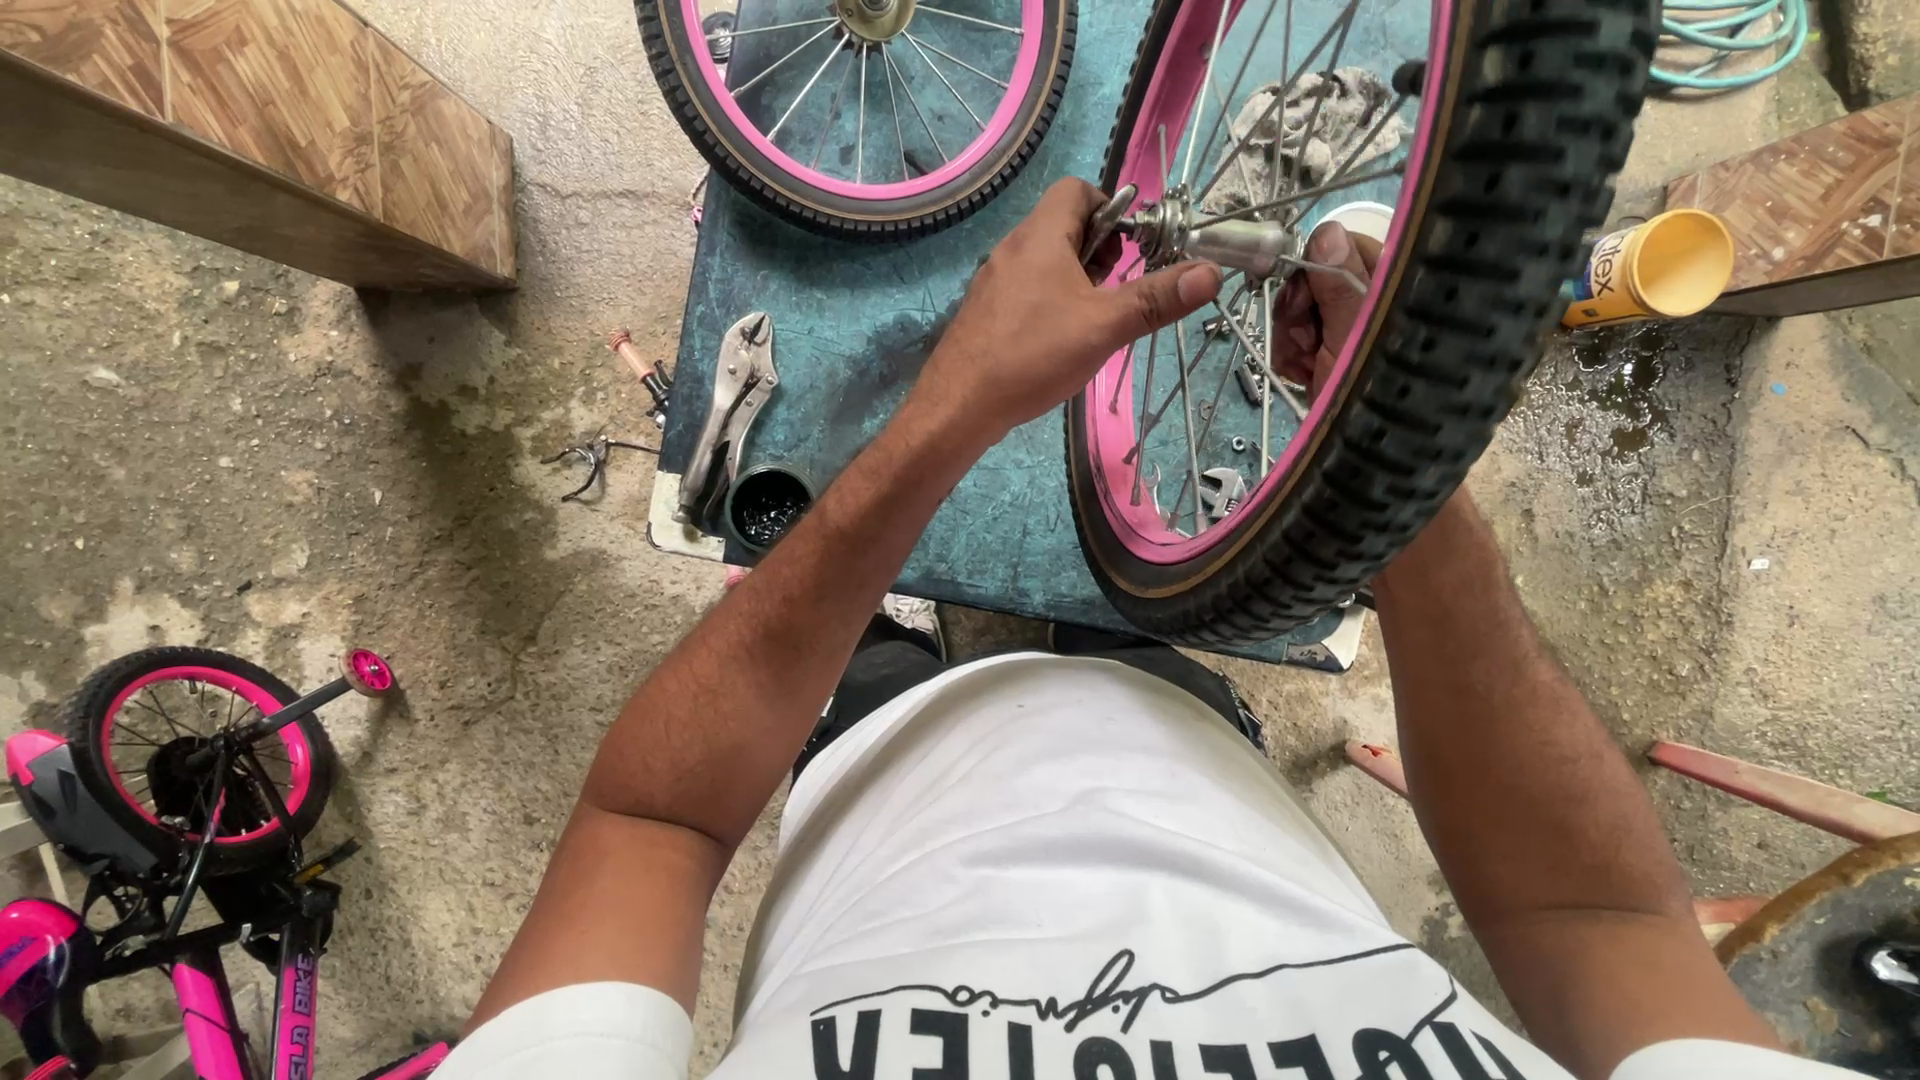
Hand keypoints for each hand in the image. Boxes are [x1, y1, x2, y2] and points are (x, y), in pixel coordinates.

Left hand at [908, 178, 1222, 449]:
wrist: (959, 405)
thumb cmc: (1033, 355)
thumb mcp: (1104, 326)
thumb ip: (1156, 299)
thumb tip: (1211, 272)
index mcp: (1040, 236)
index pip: (1076, 189)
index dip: (1111, 206)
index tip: (1131, 247)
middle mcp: (1011, 249)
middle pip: (1062, 225)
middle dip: (1099, 249)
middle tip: (1114, 288)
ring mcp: (993, 282)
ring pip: (1043, 262)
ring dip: (1075, 280)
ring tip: (1091, 319)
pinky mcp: (984, 314)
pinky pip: (1024, 291)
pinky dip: (1049, 302)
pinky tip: (1057, 342)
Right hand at [1271, 222, 1380, 399]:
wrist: (1360, 446)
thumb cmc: (1368, 392)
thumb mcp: (1353, 335)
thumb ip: (1340, 284)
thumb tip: (1326, 233)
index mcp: (1391, 281)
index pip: (1343, 244)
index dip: (1315, 268)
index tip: (1305, 301)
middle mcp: (1369, 296)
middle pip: (1313, 277)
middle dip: (1299, 310)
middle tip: (1308, 341)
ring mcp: (1345, 324)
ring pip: (1298, 309)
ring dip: (1292, 338)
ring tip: (1308, 365)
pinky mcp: (1327, 348)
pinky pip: (1293, 337)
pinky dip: (1291, 356)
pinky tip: (1303, 374)